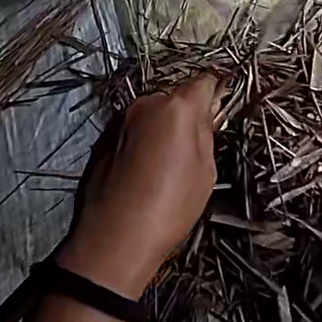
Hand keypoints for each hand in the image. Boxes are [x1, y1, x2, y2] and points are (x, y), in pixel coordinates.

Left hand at [59, 73, 220, 297]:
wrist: (113, 241)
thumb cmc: (168, 208)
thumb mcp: (205, 172)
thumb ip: (206, 133)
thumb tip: (205, 114)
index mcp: (176, 108)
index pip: (204, 81)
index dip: (214, 95)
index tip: (218, 113)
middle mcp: (145, 104)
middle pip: (175, 97)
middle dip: (186, 115)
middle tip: (193, 148)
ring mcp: (120, 119)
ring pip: (153, 113)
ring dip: (162, 128)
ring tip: (166, 165)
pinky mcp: (103, 137)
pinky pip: (133, 129)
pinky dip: (142, 140)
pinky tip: (144, 171)